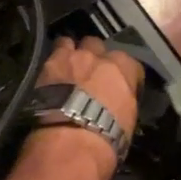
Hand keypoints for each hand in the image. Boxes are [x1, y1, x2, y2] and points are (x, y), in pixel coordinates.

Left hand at [27, 37, 143, 179]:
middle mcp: (100, 56)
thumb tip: (117, 101)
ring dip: (71, 53)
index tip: (121, 86)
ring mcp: (73, 57)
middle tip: (90, 73)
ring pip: (72, 43)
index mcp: (124, 69)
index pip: (130, 64)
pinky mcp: (50, 63)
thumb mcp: (127, 118)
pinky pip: (53, 51)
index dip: (125, 75)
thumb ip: (123, 100)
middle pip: (98, 47)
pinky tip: (51, 71)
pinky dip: (54, 60)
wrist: (73, 136)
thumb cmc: (108, 133)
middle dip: (95, 57)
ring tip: (67, 67)